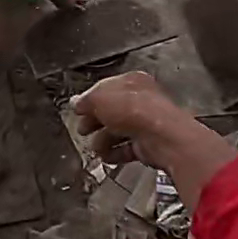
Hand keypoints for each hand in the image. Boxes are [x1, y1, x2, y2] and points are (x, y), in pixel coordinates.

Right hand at [75, 72, 237, 206]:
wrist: (161, 136)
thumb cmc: (134, 109)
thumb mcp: (100, 99)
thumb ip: (86, 101)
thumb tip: (76, 103)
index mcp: (132, 82)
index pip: (107, 89)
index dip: (91, 100)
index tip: (78, 110)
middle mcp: (142, 100)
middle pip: (112, 111)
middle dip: (95, 122)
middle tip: (82, 129)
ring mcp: (146, 123)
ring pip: (119, 131)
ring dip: (103, 140)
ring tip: (94, 147)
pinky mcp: (149, 145)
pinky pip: (128, 149)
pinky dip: (116, 153)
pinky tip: (106, 156)